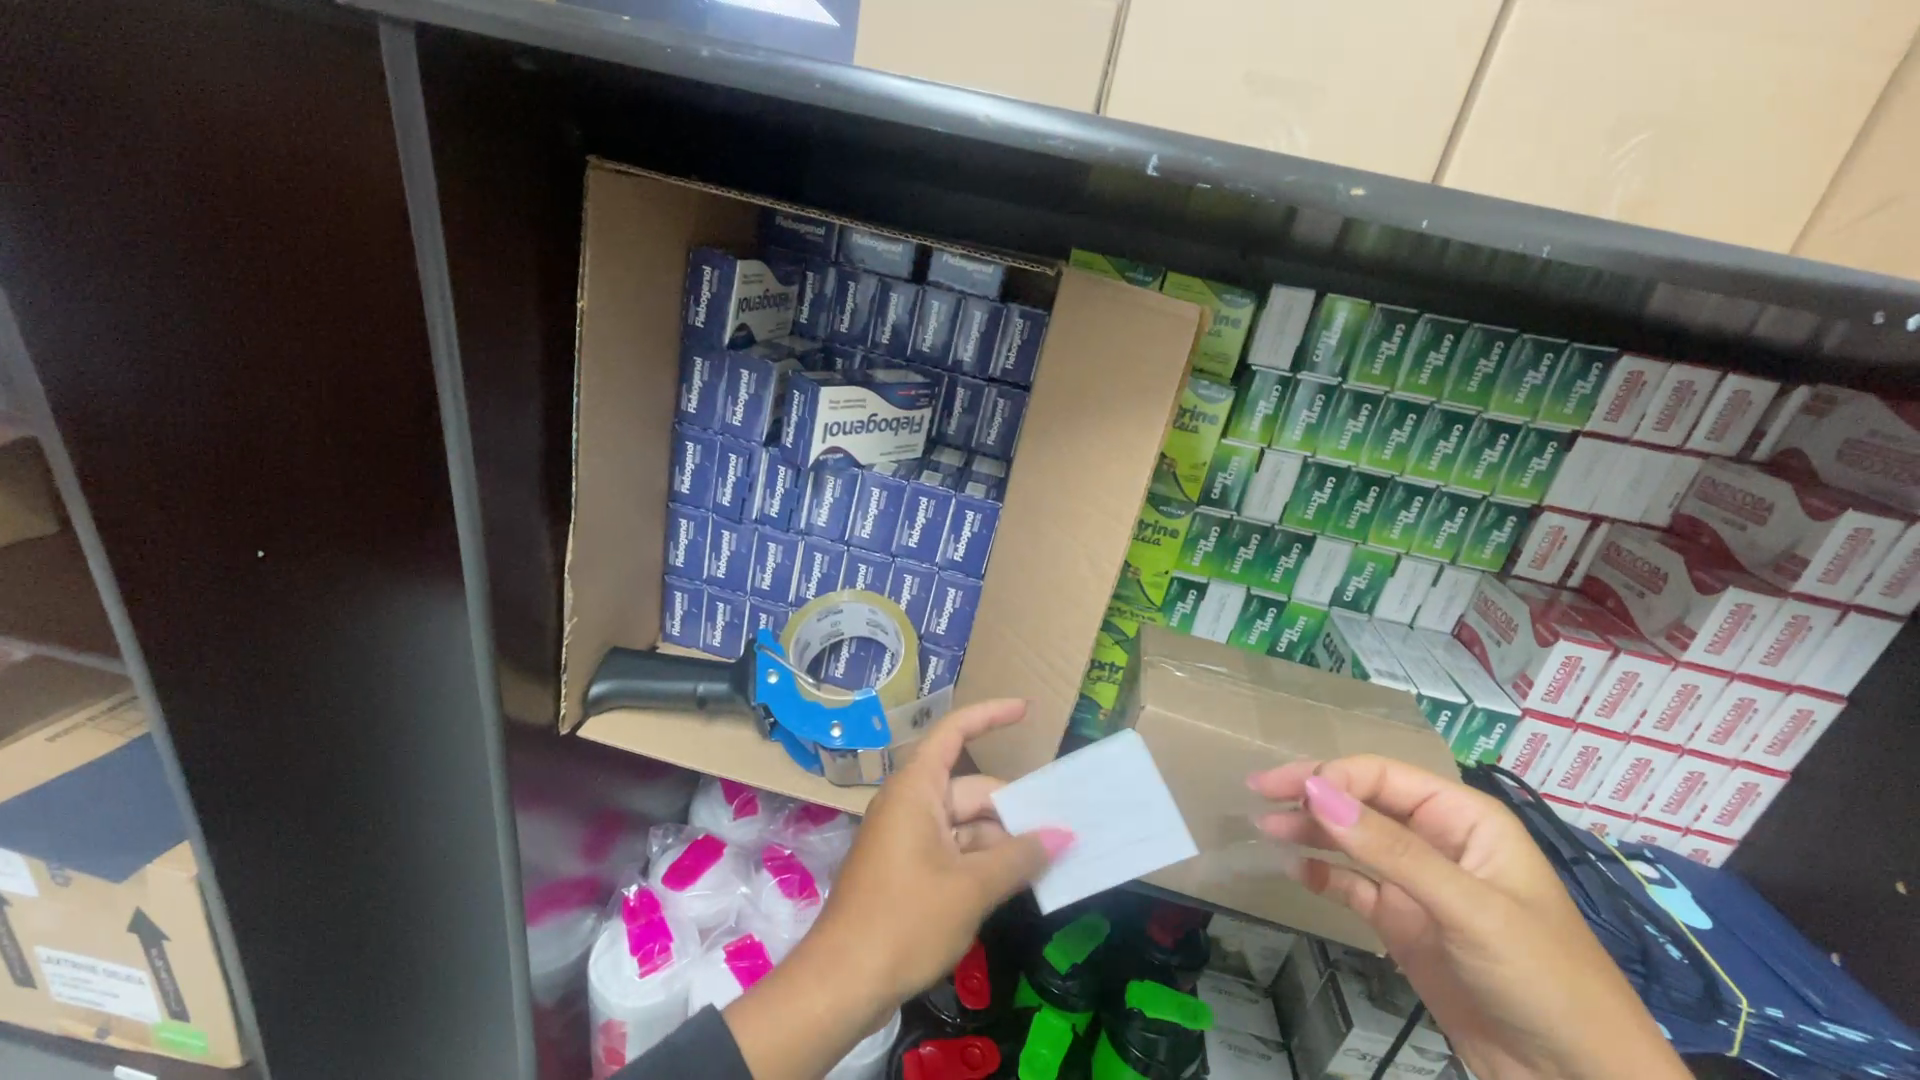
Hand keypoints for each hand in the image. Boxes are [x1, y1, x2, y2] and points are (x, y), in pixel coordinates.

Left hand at [725, 699, 1070, 1079]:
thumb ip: (1020, 857)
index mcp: (916, 790)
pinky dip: (983, 862)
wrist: (842, 983)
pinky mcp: (907, 872)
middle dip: (1013, 807)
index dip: (990, 715)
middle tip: (1064, 829)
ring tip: (1050, 861)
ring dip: (1002, 841)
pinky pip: (953, 851)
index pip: (953, 733)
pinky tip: (1016, 883)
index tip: (1027, 709)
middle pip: (970, 789)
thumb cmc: (905, 921)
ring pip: (965, 825)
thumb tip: (1063, 835)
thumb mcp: (971, 889)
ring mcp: (906, 840)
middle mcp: (910, 805)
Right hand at [1249, 756, 1688, 1079]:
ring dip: (1310, 831)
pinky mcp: (1404, 924)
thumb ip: (1390, 850)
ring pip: (1353, 841)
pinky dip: (1323, 874)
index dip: (1334, 776)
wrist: (1575, 1076)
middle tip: (1257, 794)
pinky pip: (1354, 886)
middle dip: (1313, 794)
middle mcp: (1438, 841)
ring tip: (1263, 829)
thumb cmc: (1541, 977)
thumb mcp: (1467, 908)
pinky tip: (1295, 869)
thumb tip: (1316, 792)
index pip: (1385, 777)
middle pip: (1363, 802)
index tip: (1286, 792)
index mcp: (1466, 820)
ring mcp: (1419, 884)